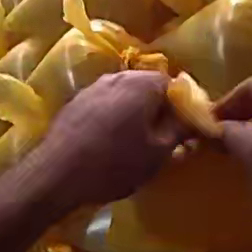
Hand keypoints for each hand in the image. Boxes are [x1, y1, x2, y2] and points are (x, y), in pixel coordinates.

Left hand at [26, 70, 188, 212]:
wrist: (58, 174)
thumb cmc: (115, 163)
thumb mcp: (158, 153)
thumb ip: (180, 131)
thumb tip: (194, 120)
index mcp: (142, 83)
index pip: (174, 85)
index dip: (182, 108)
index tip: (183, 132)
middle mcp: (116, 77)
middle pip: (147, 88)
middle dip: (157, 111)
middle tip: (161, 140)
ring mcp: (91, 88)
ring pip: (124, 97)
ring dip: (134, 115)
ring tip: (135, 145)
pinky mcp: (74, 103)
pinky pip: (104, 106)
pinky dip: (113, 120)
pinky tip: (109, 144)